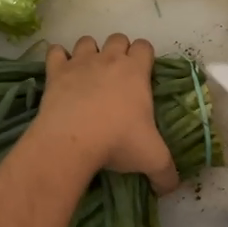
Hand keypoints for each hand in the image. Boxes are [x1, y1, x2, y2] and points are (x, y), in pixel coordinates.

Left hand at [31, 34, 179, 194]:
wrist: (72, 140)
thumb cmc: (117, 142)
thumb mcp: (153, 159)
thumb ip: (167, 173)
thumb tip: (172, 187)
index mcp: (136, 71)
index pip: (145, 47)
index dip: (145, 57)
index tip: (143, 76)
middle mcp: (109, 59)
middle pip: (118, 39)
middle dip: (119, 51)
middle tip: (118, 78)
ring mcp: (80, 62)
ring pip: (87, 41)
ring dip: (89, 52)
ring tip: (89, 73)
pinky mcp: (56, 71)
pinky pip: (55, 52)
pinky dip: (57, 58)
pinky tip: (61, 73)